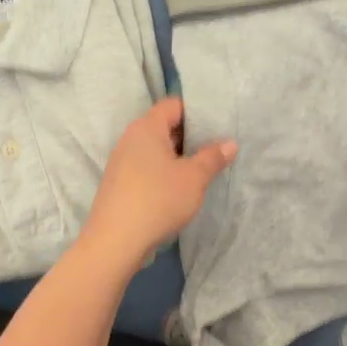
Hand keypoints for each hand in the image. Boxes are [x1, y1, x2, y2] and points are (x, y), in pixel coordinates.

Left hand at [80, 97, 236, 270]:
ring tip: (200, 171)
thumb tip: (230, 143)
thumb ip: (212, 157)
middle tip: (214, 150)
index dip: (196, 112)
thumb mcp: (194, 178)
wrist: (116, 240)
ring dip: (176, 158)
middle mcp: (130, 139)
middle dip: (189, 137)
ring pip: (155, 150)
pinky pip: (145, 168)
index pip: (173, 105)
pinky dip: (162, 173)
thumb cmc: (158, 200)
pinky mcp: (118, 184)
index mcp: (146, 128)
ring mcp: (121, 162)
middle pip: (163, 126)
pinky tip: (177, 190)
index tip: (216, 127)